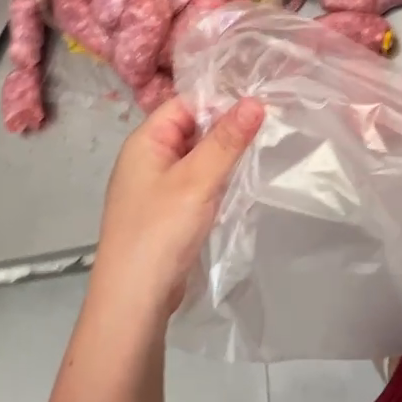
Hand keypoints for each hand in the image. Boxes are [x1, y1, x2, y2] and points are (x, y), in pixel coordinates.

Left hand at [91, 97, 265, 317]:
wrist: (133, 302)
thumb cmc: (161, 232)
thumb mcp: (199, 179)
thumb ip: (228, 139)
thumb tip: (256, 100)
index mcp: (145, 141)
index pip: (186, 103)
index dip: (220, 101)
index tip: (259, 107)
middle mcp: (147, 158)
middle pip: (192, 128)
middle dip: (226, 129)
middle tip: (267, 128)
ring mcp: (155, 187)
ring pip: (197, 157)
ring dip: (223, 156)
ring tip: (259, 154)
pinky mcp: (166, 211)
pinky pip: (195, 182)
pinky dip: (216, 180)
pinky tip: (238, 186)